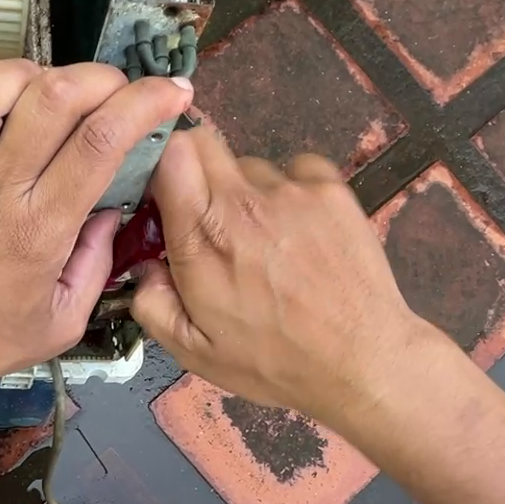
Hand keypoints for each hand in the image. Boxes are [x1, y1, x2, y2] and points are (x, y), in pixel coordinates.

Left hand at [0, 7, 193, 413]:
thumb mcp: (64, 320)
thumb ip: (96, 261)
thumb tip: (109, 206)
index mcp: (37, 233)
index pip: (99, 143)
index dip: (145, 104)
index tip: (170, 94)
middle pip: (49, 102)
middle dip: (99, 80)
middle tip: (114, 92)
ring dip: (24, 72)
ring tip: (45, 87)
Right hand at [129, 126, 440, 425]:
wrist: (360, 359)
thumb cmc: (272, 362)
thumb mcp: (194, 353)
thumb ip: (153, 305)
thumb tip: (145, 268)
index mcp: (201, 240)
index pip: (169, 155)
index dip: (157, 162)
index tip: (158, 193)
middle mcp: (242, 202)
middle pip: (202, 142)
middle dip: (192, 170)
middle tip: (204, 216)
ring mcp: (291, 190)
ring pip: (250, 167)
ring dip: (245, 195)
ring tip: (264, 243)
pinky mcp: (331, 189)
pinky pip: (295, 171)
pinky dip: (289, 193)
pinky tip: (298, 233)